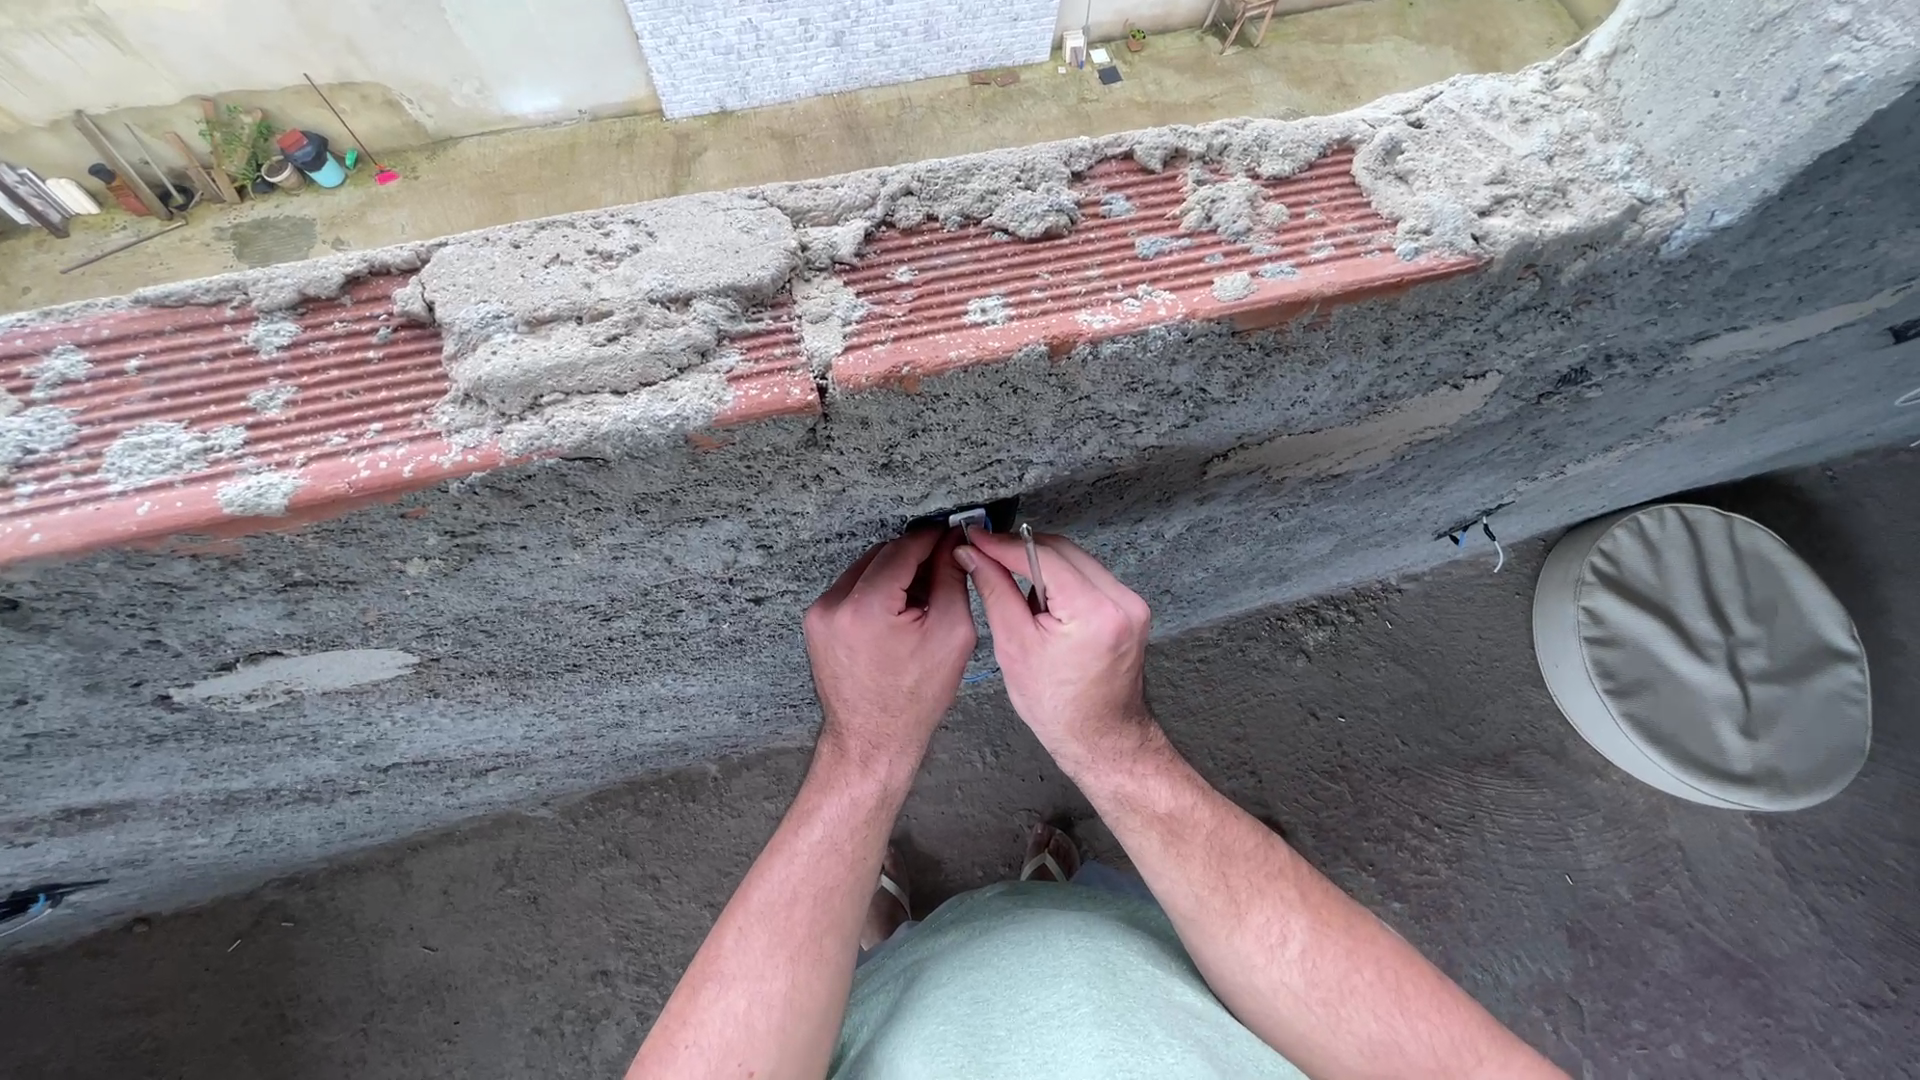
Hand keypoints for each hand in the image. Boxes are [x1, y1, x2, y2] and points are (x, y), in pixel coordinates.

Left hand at [804, 528, 975, 771]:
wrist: (873, 739)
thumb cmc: (915, 697)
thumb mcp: (951, 634)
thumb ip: (952, 579)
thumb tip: (955, 543)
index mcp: (867, 606)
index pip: (903, 548)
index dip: (932, 538)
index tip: (952, 533)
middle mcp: (834, 604)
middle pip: (881, 554)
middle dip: (913, 556)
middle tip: (944, 567)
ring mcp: (819, 613)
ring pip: (865, 569)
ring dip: (894, 572)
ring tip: (921, 597)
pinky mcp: (815, 623)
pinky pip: (851, 589)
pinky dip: (876, 590)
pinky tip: (898, 612)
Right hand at [955, 532, 1156, 772]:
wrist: (1100, 737)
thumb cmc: (1058, 706)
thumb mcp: (1014, 646)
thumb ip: (994, 590)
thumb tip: (973, 555)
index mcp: (1093, 612)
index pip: (1042, 555)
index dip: (1003, 544)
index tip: (976, 538)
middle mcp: (1121, 601)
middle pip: (1061, 550)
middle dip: (1020, 550)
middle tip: (984, 556)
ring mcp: (1131, 603)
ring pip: (1075, 559)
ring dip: (1041, 564)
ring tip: (1015, 592)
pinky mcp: (1130, 608)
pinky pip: (1088, 575)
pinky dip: (1061, 579)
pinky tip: (1042, 601)